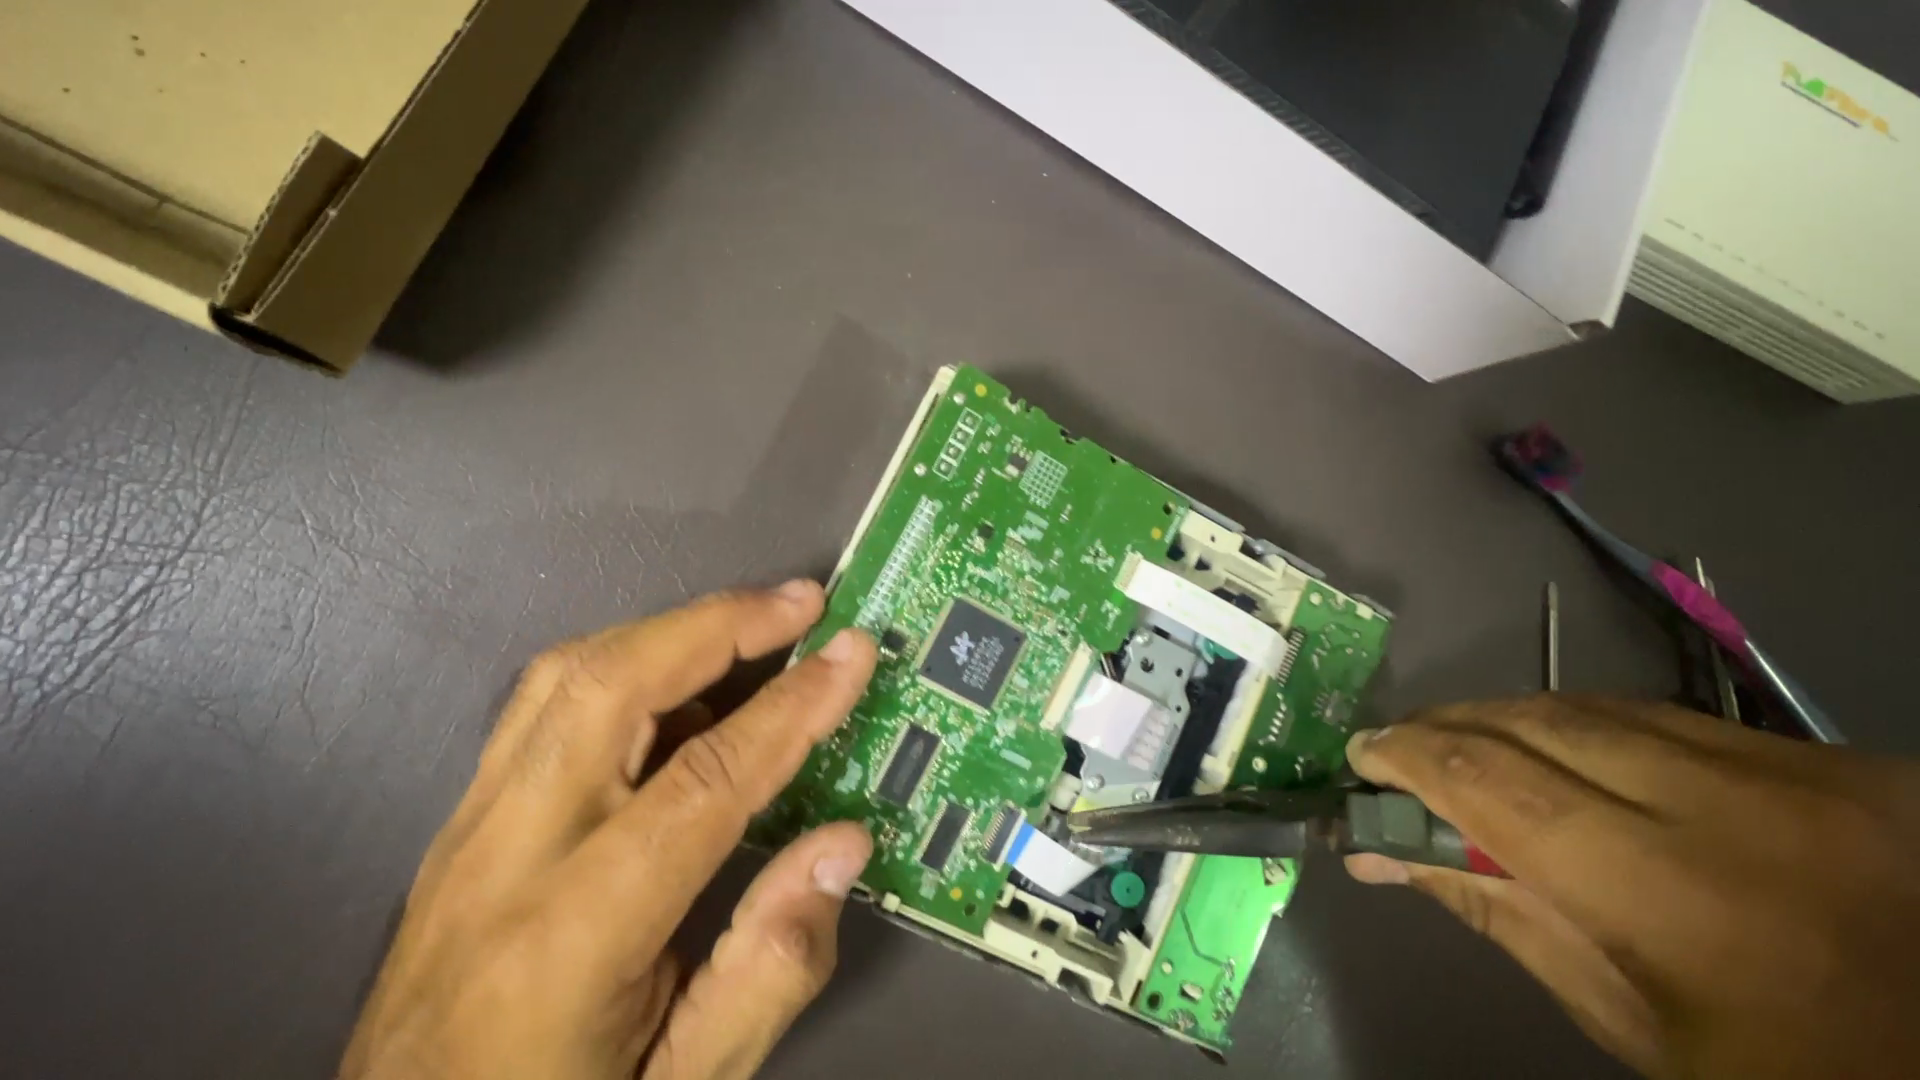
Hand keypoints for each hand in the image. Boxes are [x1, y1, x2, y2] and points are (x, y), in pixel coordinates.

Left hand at [339, 582, 878, 1079]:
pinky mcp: (460, 826)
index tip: (850, 653)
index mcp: (571, 936)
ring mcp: (467, 831)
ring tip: (752, 624)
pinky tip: (683, 688)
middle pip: (609, 687)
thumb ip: (771, 970)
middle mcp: (504, 857)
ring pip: (563, 678)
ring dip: (668, 631)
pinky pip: (544, 710)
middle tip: (800, 602)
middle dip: (717, 626)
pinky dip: (625, 667)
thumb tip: (842, 842)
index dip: (790, 708)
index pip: (702, 782)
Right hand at [1343, 696, 1919, 1079]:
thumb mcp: (1624, 1017)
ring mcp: (1797, 768)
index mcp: (1676, 896)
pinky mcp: (1839, 756)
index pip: (1493, 784)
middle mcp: (1735, 805)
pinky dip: (1586, 727)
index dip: (1410, 758)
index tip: (1361, 757)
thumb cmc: (1770, 1064)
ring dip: (1507, 719)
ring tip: (1462, 745)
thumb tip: (1378, 853)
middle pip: (1535, 724)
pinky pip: (1665, 717)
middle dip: (1445, 727)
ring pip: (1595, 707)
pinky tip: (1561, 750)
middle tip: (1396, 750)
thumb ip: (1497, 912)